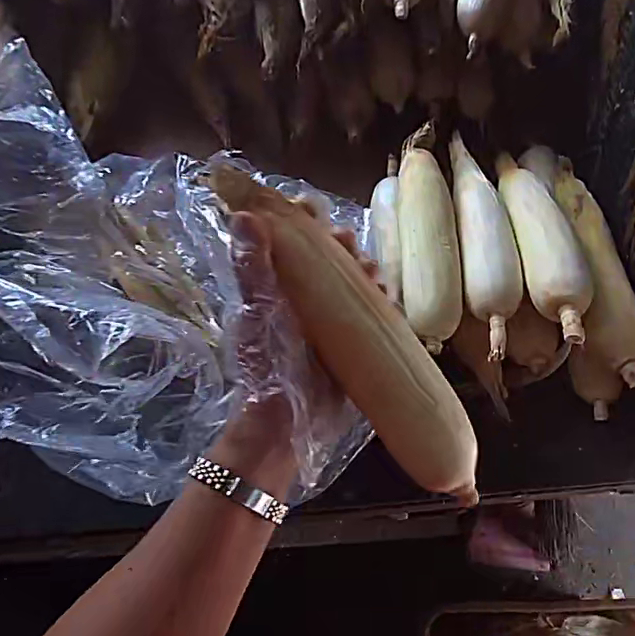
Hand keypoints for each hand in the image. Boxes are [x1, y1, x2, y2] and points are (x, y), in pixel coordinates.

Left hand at [218, 209, 380, 496]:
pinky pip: (376, 312)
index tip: (312, 209)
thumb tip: (245, 213)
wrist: (287, 426)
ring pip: (356, 280)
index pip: (292, 240)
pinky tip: (389, 300)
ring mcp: (334, 319)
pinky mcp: (356, 341)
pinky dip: (385, 302)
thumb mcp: (256, 314)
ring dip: (368, 269)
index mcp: (278, 285)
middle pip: (330, 256)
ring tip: (372, 274)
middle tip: (348, 243)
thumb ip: (252, 268)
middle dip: (343, 243)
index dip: (303, 219)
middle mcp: (307, 297)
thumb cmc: (265, 366)